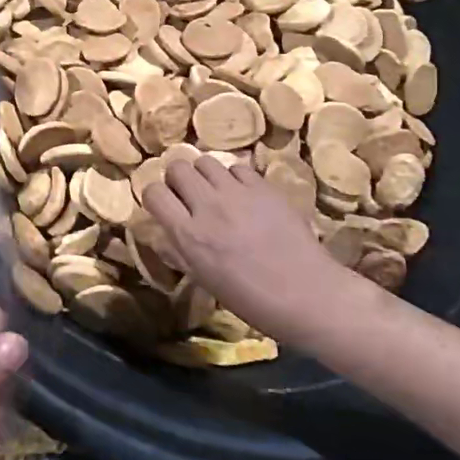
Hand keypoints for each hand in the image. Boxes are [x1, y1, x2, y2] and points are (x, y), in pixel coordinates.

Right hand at [144, 156, 368, 338]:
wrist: (306, 294)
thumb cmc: (250, 298)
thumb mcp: (202, 277)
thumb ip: (180, 248)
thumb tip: (167, 229)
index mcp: (188, 235)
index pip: (154, 193)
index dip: (155, 196)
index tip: (164, 205)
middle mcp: (208, 206)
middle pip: (177, 168)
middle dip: (178, 179)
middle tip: (189, 195)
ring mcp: (238, 193)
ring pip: (206, 161)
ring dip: (204, 174)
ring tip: (215, 191)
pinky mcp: (264, 187)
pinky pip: (238, 168)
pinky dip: (234, 178)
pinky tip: (243, 195)